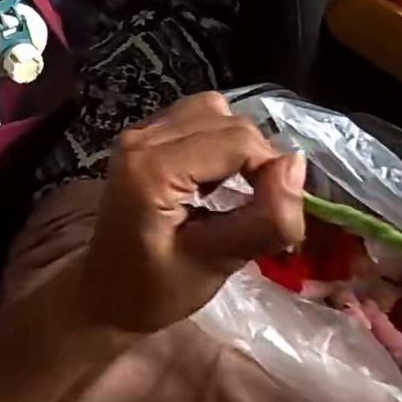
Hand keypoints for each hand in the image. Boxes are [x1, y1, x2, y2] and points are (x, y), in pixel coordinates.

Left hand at [77, 92, 305, 333]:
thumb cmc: (155, 288)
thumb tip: (297, 166)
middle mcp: (142, 138)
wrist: (105, 291)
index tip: (276, 210)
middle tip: (259, 205)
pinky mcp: (143, 136)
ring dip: (236, 145)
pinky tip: (211, 179)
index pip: (237, 138)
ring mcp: (139, 132)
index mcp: (152, 168)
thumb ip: (262, 220)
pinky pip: (194, 118)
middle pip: (227, 119)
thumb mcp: (216, 265)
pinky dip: (216, 141)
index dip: (271, 169)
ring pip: (212, 111)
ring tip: (234, 189)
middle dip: (256, 157)